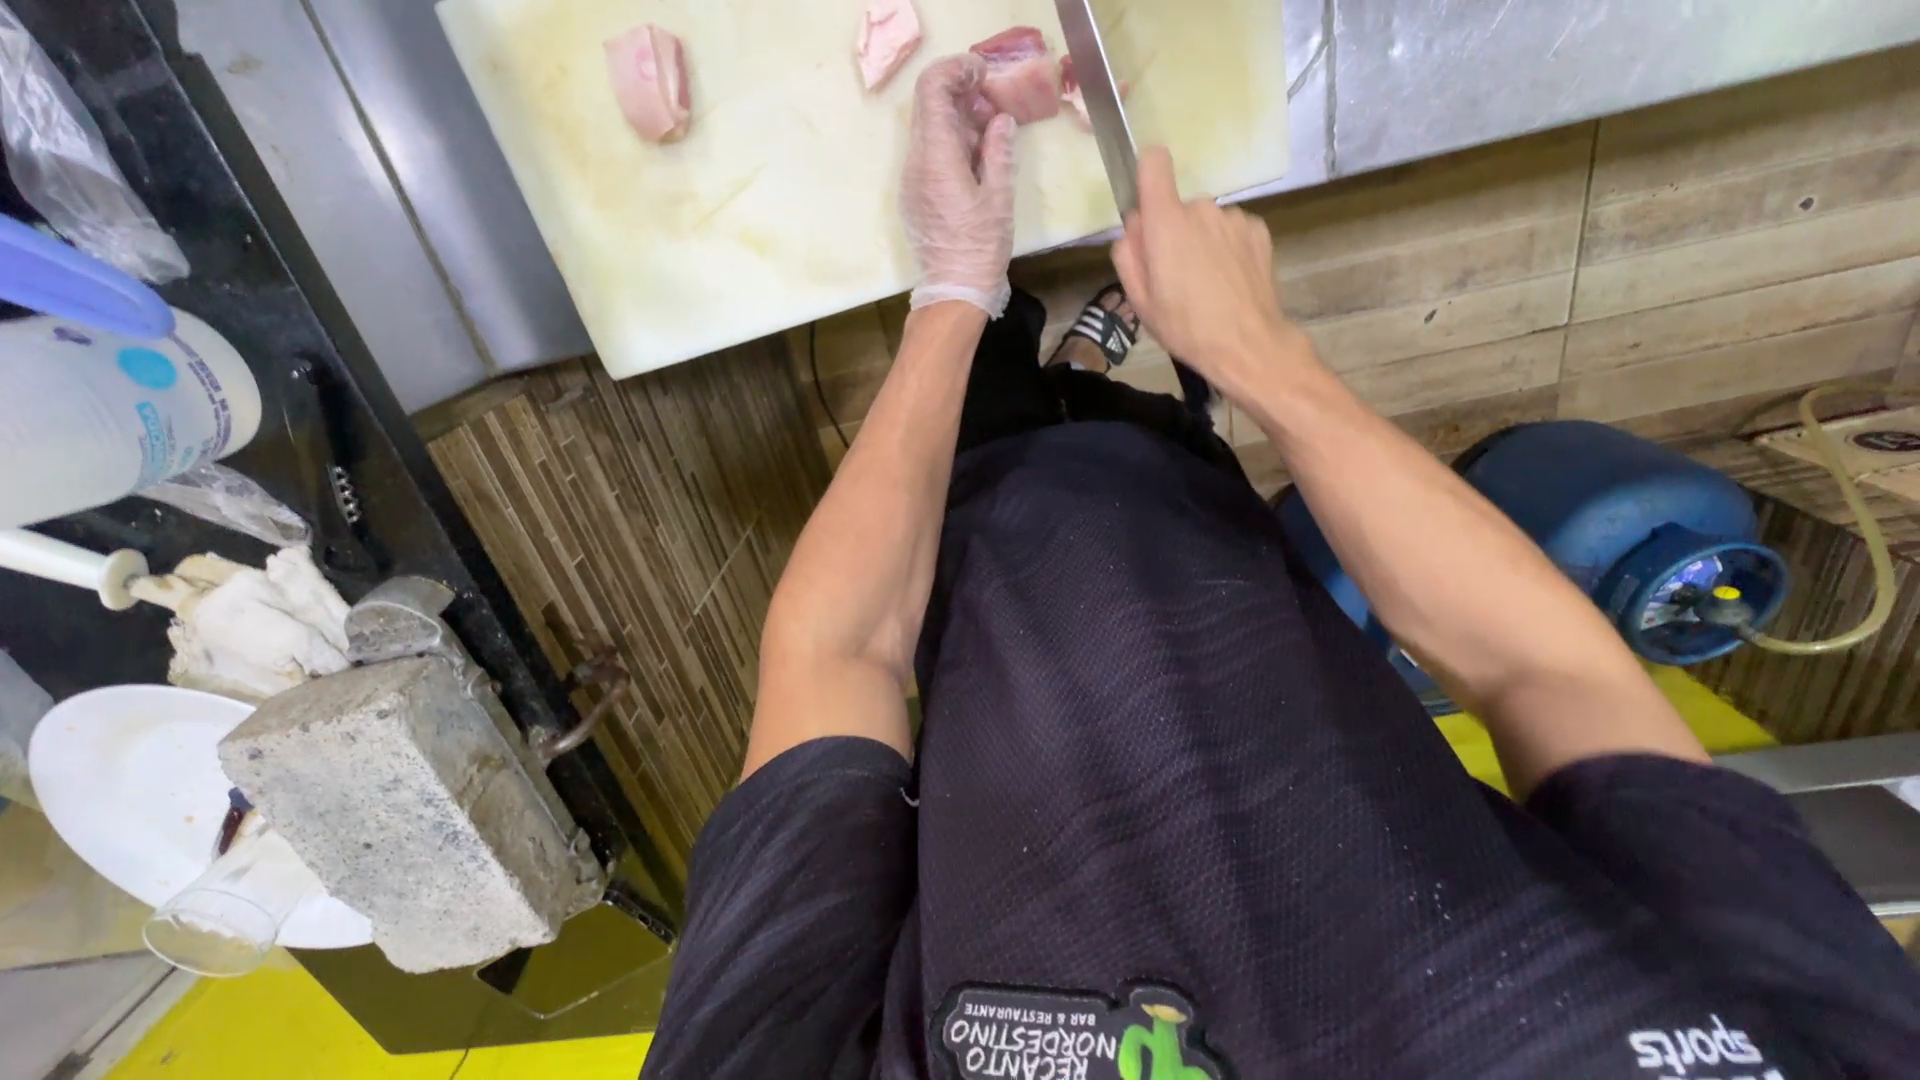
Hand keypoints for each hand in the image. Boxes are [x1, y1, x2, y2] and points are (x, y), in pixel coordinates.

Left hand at [901, 55, 1017, 316]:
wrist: (954, 290)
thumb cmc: (980, 248)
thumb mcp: (999, 199)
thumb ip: (998, 152)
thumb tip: (1000, 121)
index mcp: (936, 160)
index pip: (932, 90)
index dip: (956, 70)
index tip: (983, 75)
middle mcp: (915, 164)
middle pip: (928, 106)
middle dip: (960, 94)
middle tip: (993, 105)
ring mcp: (911, 180)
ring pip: (928, 130)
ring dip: (957, 120)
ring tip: (990, 133)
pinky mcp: (914, 195)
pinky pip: (928, 155)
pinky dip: (950, 144)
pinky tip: (976, 159)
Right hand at [1111, 147, 1310, 398]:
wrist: (1247, 344)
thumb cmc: (1185, 327)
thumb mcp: (1140, 300)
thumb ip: (1128, 254)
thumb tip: (1135, 226)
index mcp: (1166, 223)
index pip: (1154, 163)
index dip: (1148, 175)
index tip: (1148, 202)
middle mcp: (1201, 209)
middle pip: (1178, 207)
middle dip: (1174, 232)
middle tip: (1177, 276)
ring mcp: (1233, 218)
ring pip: (1206, 221)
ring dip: (1202, 242)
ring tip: (1207, 283)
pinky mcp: (1257, 229)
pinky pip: (1230, 231)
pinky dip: (1226, 249)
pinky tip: (1229, 280)